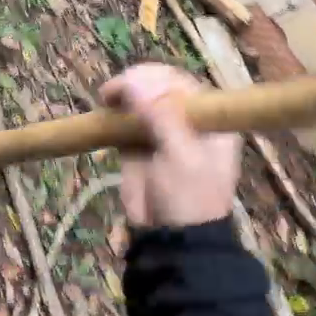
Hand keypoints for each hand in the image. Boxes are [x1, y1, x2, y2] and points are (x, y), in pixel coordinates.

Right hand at [100, 63, 240, 228]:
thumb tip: (133, 80)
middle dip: (136, 81)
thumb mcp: (182, 157)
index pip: (183, 83)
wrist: (169, 236)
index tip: (133, 84)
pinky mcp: (137, 139)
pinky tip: (106, 106)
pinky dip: (114, 106)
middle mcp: (187, 119)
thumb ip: (161, 116)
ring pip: (139, 95)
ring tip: (108, 97)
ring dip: (123, 91)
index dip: (157, 78)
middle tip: (116, 91)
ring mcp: (161, 128)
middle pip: (159, 84)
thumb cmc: (187, 197)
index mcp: (210, 121)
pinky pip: (125, 113)